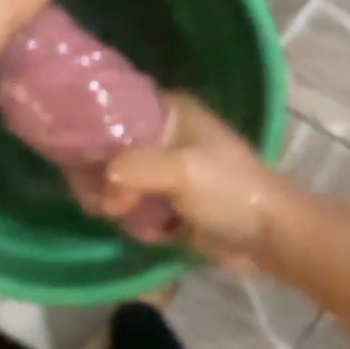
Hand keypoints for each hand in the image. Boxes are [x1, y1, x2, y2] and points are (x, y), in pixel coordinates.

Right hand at [90, 92, 304, 271]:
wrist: (271, 238)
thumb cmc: (231, 191)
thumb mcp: (183, 170)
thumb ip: (134, 169)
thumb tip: (105, 192)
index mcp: (169, 111)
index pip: (114, 109)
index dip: (93, 132)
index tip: (78, 157)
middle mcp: (163, 134)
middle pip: (110, 149)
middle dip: (104, 178)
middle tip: (108, 202)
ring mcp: (164, 169)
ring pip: (118, 180)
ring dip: (117, 203)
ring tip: (123, 218)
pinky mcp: (166, 200)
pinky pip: (132, 205)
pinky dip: (132, 219)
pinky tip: (145, 231)